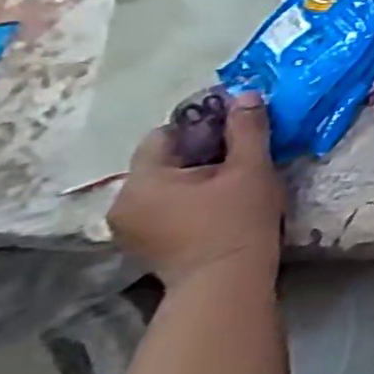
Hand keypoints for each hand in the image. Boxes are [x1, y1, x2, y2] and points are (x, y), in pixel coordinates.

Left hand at [109, 91, 284, 288]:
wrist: (227, 279)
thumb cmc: (238, 219)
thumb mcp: (252, 167)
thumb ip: (247, 128)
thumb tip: (244, 95)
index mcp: (142, 182)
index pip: (164, 134)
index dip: (201, 124)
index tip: (237, 126)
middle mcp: (122, 202)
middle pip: (162, 158)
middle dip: (201, 148)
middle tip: (241, 150)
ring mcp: (127, 225)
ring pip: (163, 180)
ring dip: (196, 171)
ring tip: (232, 175)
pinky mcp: (140, 240)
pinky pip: (162, 201)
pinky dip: (188, 192)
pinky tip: (217, 199)